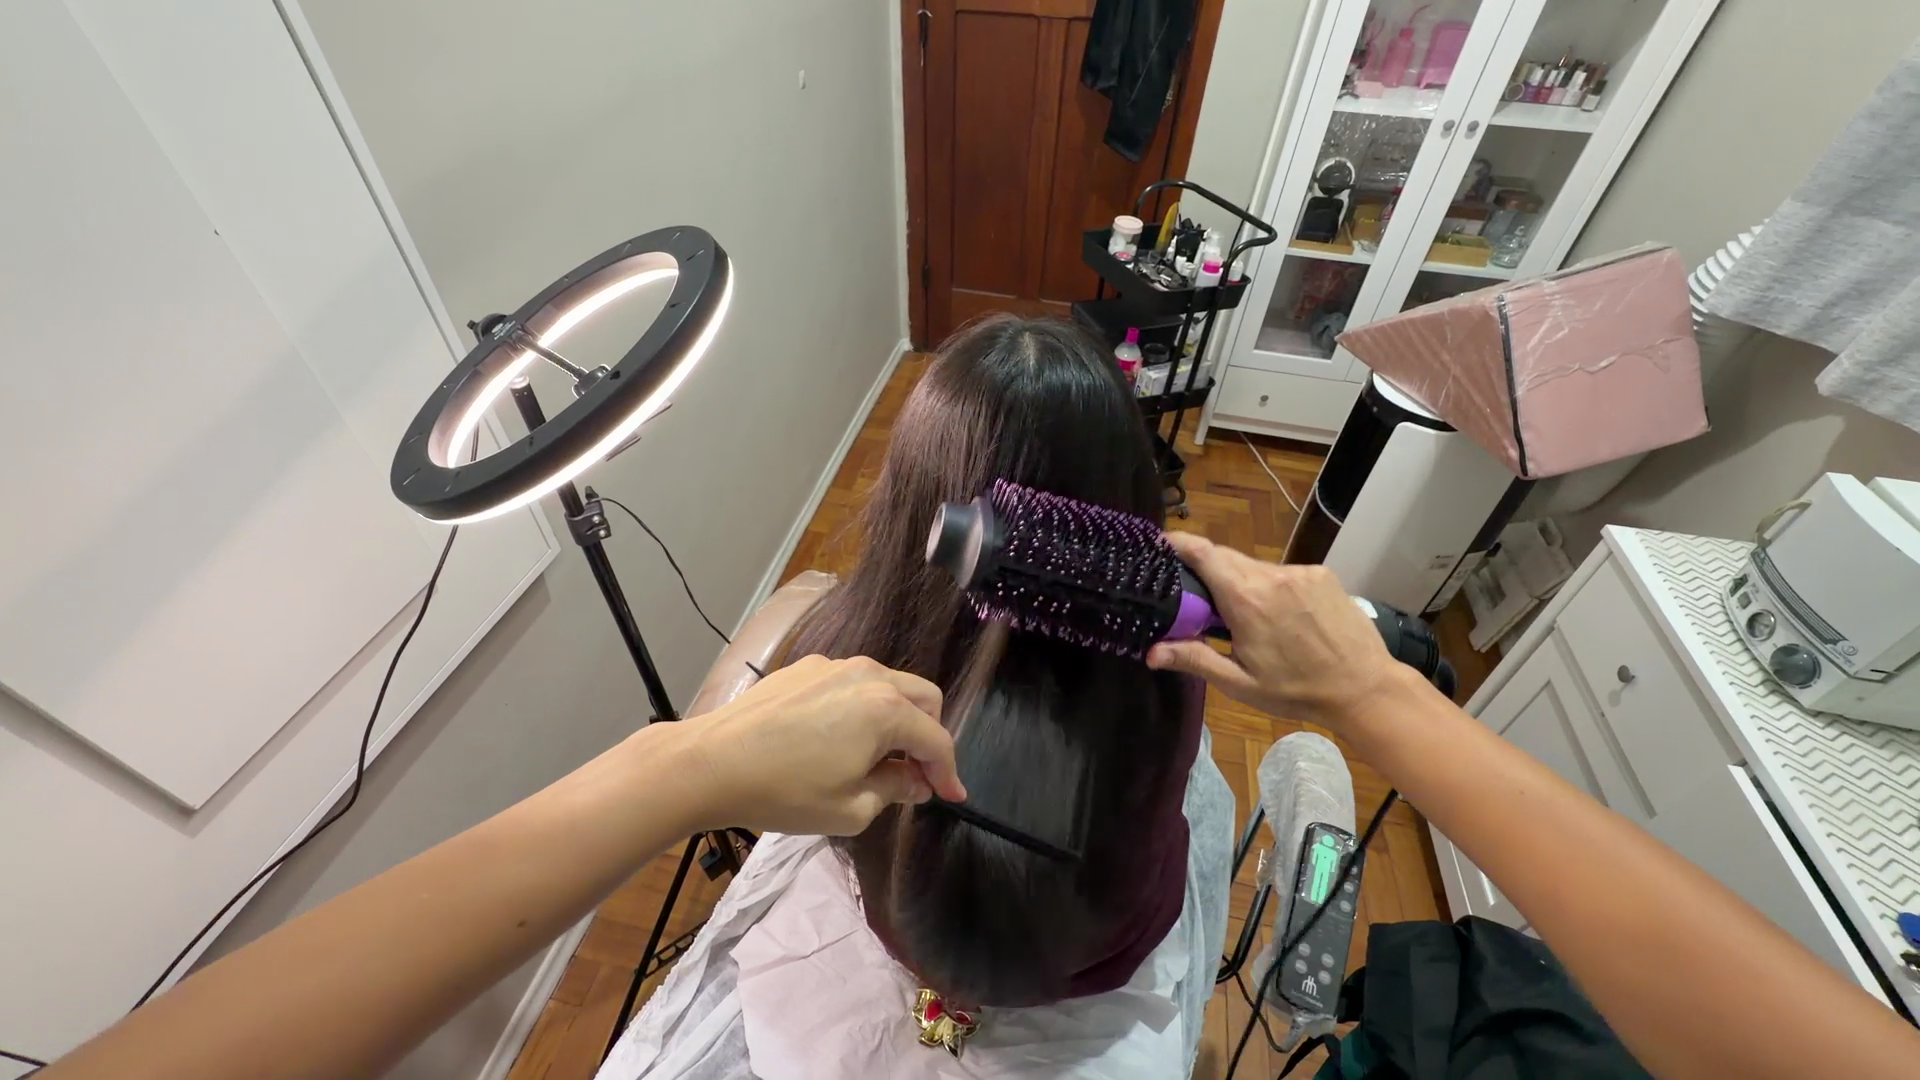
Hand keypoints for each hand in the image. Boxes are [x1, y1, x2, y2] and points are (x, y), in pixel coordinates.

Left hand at [673, 654, 965, 834]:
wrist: (711, 762)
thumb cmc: (784, 792)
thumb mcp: (850, 808)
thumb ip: (894, 790)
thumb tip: (915, 781)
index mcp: (886, 710)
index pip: (936, 739)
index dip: (949, 772)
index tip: (953, 797)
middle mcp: (868, 675)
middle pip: (923, 698)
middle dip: (929, 735)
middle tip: (918, 773)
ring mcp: (835, 665)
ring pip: (888, 685)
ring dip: (897, 718)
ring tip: (879, 755)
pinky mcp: (807, 666)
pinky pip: (852, 682)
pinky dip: (863, 706)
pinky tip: (839, 736)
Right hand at [1146, 531, 1401, 729]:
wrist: (1365, 688)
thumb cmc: (1297, 690)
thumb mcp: (1240, 682)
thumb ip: (1195, 659)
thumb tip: (1150, 653)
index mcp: (1245, 599)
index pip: (1203, 553)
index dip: (1178, 543)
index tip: (1160, 543)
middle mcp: (1271, 575)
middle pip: (1225, 557)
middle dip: (1207, 570)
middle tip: (1198, 597)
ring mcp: (1300, 572)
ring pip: (1254, 566)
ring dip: (1241, 582)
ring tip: (1244, 615)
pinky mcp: (1321, 573)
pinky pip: (1282, 572)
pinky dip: (1270, 586)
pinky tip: (1281, 614)